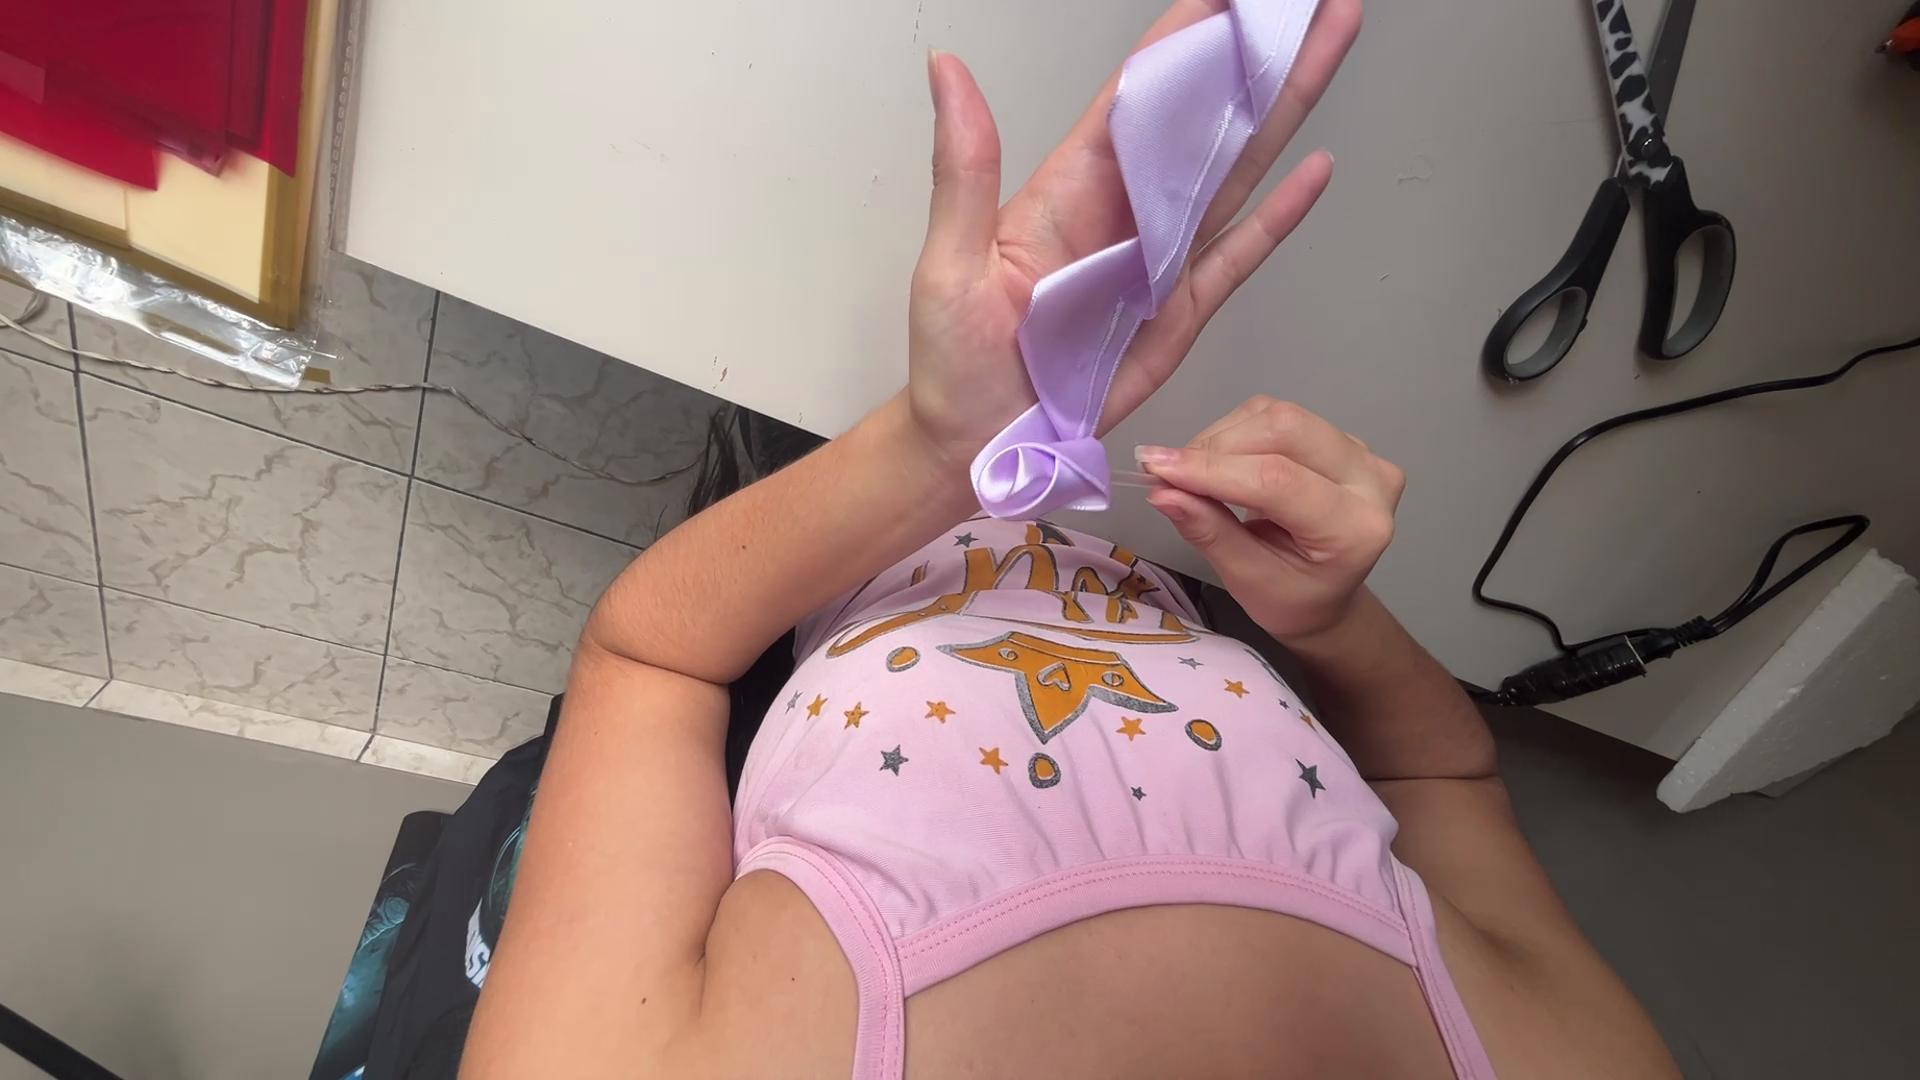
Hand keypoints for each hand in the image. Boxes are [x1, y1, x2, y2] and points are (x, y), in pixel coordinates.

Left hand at [904, 0, 1362, 470]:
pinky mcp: (1176, 318)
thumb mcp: (949, 266)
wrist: (981, 445)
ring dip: (1279, 113)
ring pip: (1228, 179)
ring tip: (1328, 42)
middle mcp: (1118, 221)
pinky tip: (1312, 171)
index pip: (1130, 103)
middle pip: (1196, 127)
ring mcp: (1153, 268)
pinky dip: (1274, 220)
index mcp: (1064, 197)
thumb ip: (964, 171)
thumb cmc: (954, 365)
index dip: (1181, 44)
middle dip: (1251, 60)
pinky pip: (1233, 260)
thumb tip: (947, 71)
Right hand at [1137, 396, 1404, 643]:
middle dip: (1215, 446)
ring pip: (1276, 415)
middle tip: (1167, 472)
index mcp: (1355, 528)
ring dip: (1219, 438)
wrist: (1325, 596)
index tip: (1154, 469)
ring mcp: (1358, 452)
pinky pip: (1274, 415)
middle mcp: (1370, 479)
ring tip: (1192, 475)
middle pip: (1284, 429)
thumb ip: (1208, 532)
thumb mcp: (1246, 579)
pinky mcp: (1336, 437)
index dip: (1211, 469)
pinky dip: (1231, 432)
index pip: (1278, 480)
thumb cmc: (1290, 598)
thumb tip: (1163, 492)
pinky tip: (1217, 463)